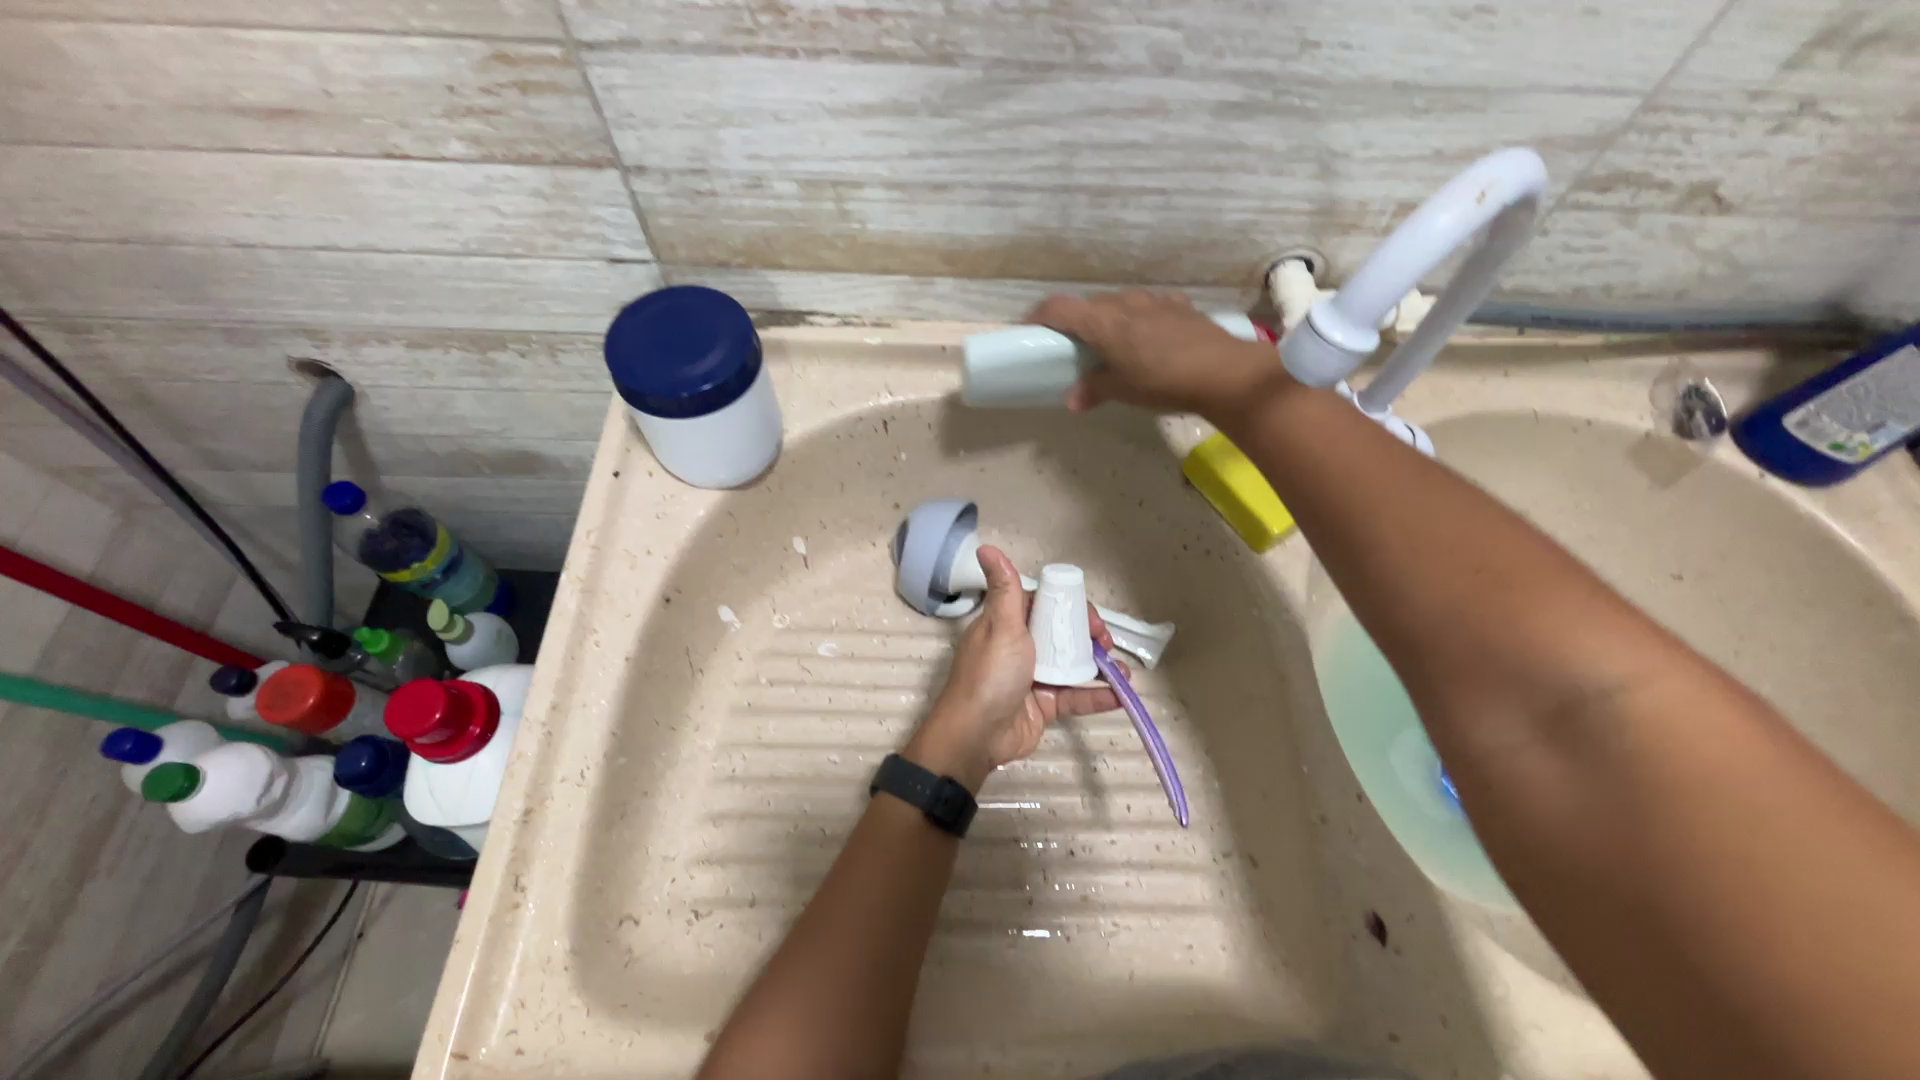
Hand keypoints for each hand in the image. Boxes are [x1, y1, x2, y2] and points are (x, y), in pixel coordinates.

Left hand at [905, 545, 1122, 791]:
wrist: (976, 735)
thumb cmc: (990, 675)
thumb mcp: (1001, 626)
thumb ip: (1005, 589)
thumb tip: (986, 546)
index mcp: (1007, 624)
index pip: (1044, 605)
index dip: (1069, 606)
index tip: (1089, 617)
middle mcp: (1021, 648)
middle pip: (1062, 634)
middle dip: (1089, 636)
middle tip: (1107, 644)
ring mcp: (1034, 678)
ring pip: (1073, 666)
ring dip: (1100, 667)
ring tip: (1124, 672)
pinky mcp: (1045, 705)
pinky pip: (1076, 697)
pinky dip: (1098, 696)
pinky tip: (1122, 695)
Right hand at [1026, 288, 1294, 419]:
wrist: (1223, 372)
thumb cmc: (1163, 382)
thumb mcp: (1123, 391)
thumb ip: (1094, 389)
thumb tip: (1072, 399)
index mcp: (1103, 321)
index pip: (1058, 307)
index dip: (1039, 315)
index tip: (1030, 329)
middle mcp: (1124, 302)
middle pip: (1089, 305)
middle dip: (1076, 322)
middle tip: (1072, 346)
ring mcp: (1154, 301)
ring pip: (1120, 302)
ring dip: (1109, 318)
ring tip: (1112, 342)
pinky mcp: (1179, 306)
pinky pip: (1149, 306)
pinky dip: (1139, 318)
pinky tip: (1148, 336)